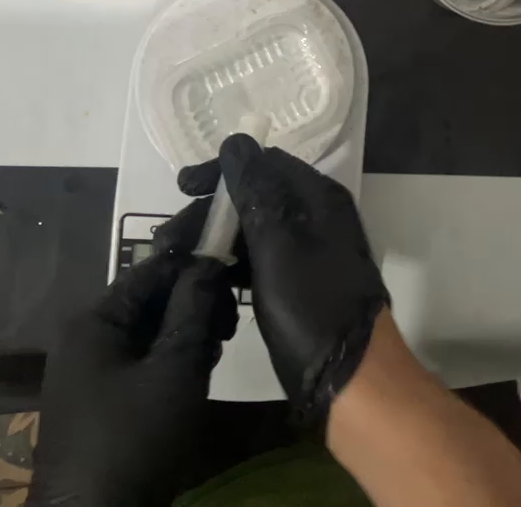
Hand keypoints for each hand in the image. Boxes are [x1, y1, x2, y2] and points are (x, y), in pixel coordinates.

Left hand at [31, 199, 238, 506]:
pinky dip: (173, 356)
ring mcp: (91, 370)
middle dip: (197, 301)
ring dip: (189, 330)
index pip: (155, 267)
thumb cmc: (136, 438)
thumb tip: (211, 258)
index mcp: (96, 320)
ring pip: (151, 329)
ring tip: (220, 345)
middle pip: (152, 297)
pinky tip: (200, 369)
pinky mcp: (101, 399)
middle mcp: (87, 336)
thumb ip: (195, 305)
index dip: (199, 262)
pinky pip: (143, 358)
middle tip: (232, 321)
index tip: (240, 269)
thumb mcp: (177, 366)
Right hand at [180, 134, 389, 427]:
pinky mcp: (302, 282)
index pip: (264, 163)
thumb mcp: (278, 245)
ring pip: (256, 229)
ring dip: (217, 239)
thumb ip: (256, 192)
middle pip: (257, 195)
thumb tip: (237, 141)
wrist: (352, 379)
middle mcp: (318, 215)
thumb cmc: (312, 307)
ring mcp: (312, 250)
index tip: (181, 188)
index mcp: (319, 197)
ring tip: (178, 260)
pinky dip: (234, 264)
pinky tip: (207, 281)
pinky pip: (262, 258)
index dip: (220, 171)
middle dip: (211, 211)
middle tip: (168, 239)